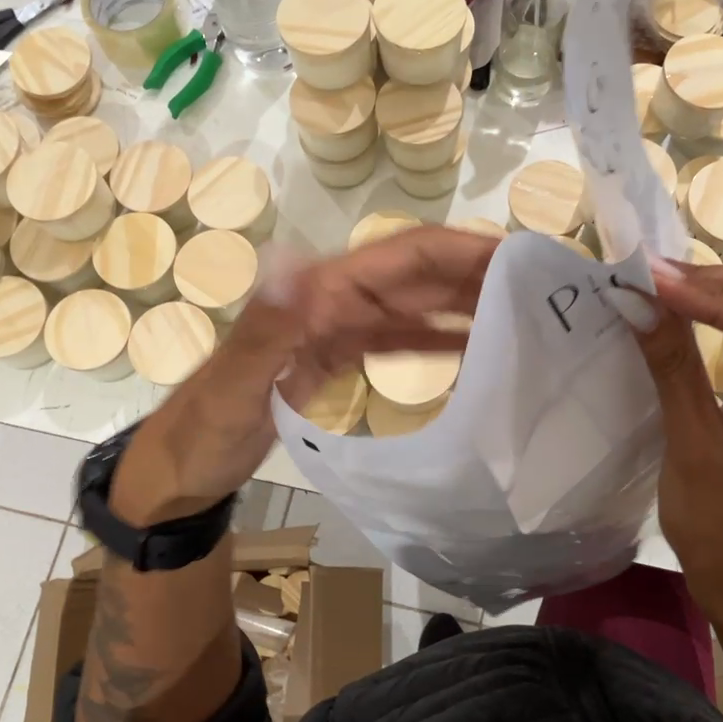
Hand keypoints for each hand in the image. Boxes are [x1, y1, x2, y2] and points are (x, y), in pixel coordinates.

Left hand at [109, 228, 496, 526]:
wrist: (182, 472)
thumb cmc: (204, 429)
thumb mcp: (233, 384)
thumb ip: (267, 328)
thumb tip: (295, 261)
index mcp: (315, 295)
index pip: (398, 256)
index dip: (455, 249)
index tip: (513, 256)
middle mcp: (332, 301)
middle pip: (414, 274)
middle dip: (472, 272)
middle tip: (539, 285)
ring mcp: (337, 329)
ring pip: (411, 304)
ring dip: (462, 302)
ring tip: (523, 310)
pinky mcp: (338, 358)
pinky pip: (396, 340)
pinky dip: (435, 340)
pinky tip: (474, 347)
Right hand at [633, 261, 722, 617]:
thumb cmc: (718, 528)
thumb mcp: (694, 447)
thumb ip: (674, 367)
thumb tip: (639, 298)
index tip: (658, 280)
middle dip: (720, 288)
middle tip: (652, 274)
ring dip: (718, 293)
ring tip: (659, 281)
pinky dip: (718, 314)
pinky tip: (679, 301)